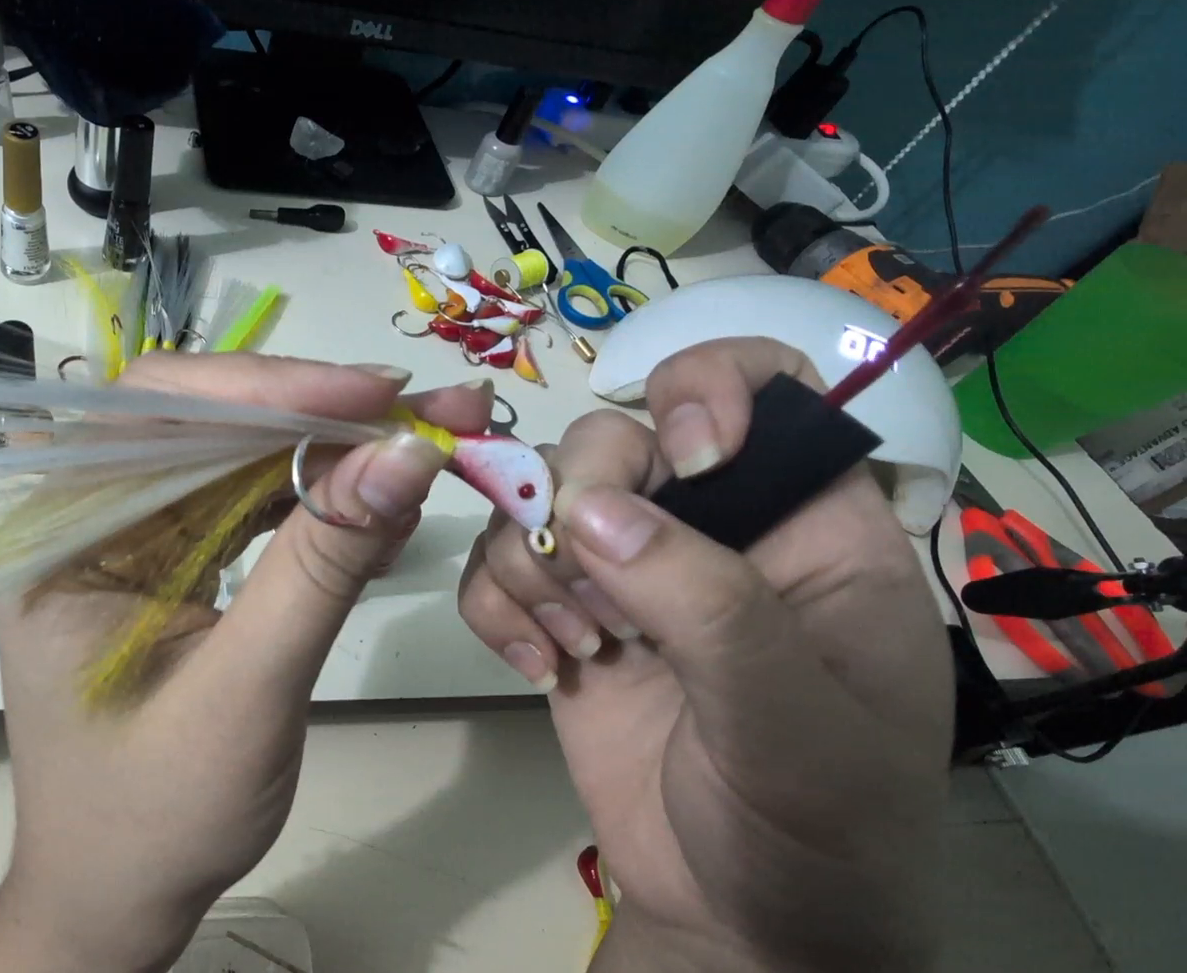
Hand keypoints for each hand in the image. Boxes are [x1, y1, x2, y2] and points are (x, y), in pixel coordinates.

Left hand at [0, 354, 493, 972]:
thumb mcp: (247, 694)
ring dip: (330, 443)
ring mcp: (130, 528)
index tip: (376, 395)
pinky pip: (244, 496)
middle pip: (202, 417)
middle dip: (317, 409)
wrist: (118, 894)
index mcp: (60, 534)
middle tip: (429, 406)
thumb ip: (322, 566)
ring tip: (425, 437)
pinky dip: (314, 492)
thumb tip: (409, 454)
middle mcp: (85, 510)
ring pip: (234, 450)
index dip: (266, 389)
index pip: (153, 411)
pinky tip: (378, 494)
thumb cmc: (155, 816)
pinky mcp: (171, 551)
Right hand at [457, 338, 951, 971]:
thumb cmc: (817, 831)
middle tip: (592, 592)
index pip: (762, 391)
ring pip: (535, 498)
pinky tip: (539, 668)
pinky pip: (493, 564)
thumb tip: (587, 509)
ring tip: (578, 651)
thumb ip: (708, 607)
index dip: (710, 390)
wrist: (737, 923)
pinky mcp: (560, 613)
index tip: (685, 458)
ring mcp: (623, 571)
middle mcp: (706, 529)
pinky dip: (495, 607)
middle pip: (611, 438)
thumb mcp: (795, 727)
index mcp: (806, 527)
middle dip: (579, 499)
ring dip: (533, 569)